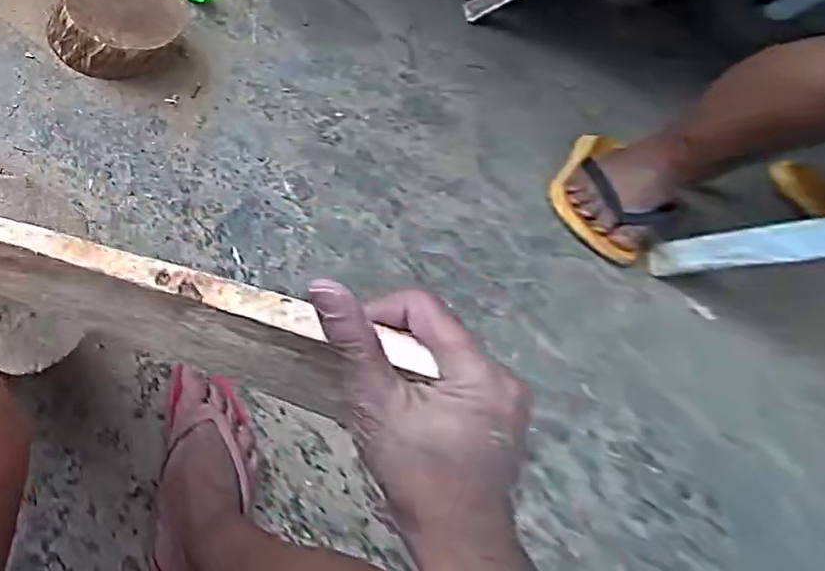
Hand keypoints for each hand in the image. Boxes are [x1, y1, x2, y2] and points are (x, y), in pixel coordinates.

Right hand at [309, 280, 532, 570]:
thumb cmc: (415, 471)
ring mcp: (500, 399)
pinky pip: (444, 371)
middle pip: (427, 327)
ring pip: (433, 348)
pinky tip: (399, 404)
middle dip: (385, 341)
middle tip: (364, 373)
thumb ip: (352, 338)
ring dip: (397, 360)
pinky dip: (414, 377)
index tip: (354, 344)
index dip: (376, 313)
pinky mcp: (491, 414)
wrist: (453, 540)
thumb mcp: (375, 397)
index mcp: (481, 372)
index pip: (419, 306)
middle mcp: (500, 379)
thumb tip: (324, 286)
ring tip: (379, 390)